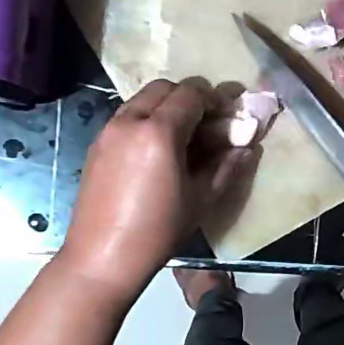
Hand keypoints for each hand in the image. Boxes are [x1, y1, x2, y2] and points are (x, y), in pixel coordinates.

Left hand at [61, 79, 252, 296]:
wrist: (103, 256)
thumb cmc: (158, 230)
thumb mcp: (201, 199)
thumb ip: (226, 166)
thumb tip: (247, 147)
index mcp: (159, 131)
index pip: (191, 94)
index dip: (213, 100)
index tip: (227, 117)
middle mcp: (130, 121)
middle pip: (164, 88)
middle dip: (188, 98)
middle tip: (206, 124)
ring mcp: (108, 131)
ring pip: (141, 99)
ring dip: (165, 107)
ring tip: (181, 137)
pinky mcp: (96, 145)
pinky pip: (126, 117)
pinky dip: (145, 120)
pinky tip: (156, 151)